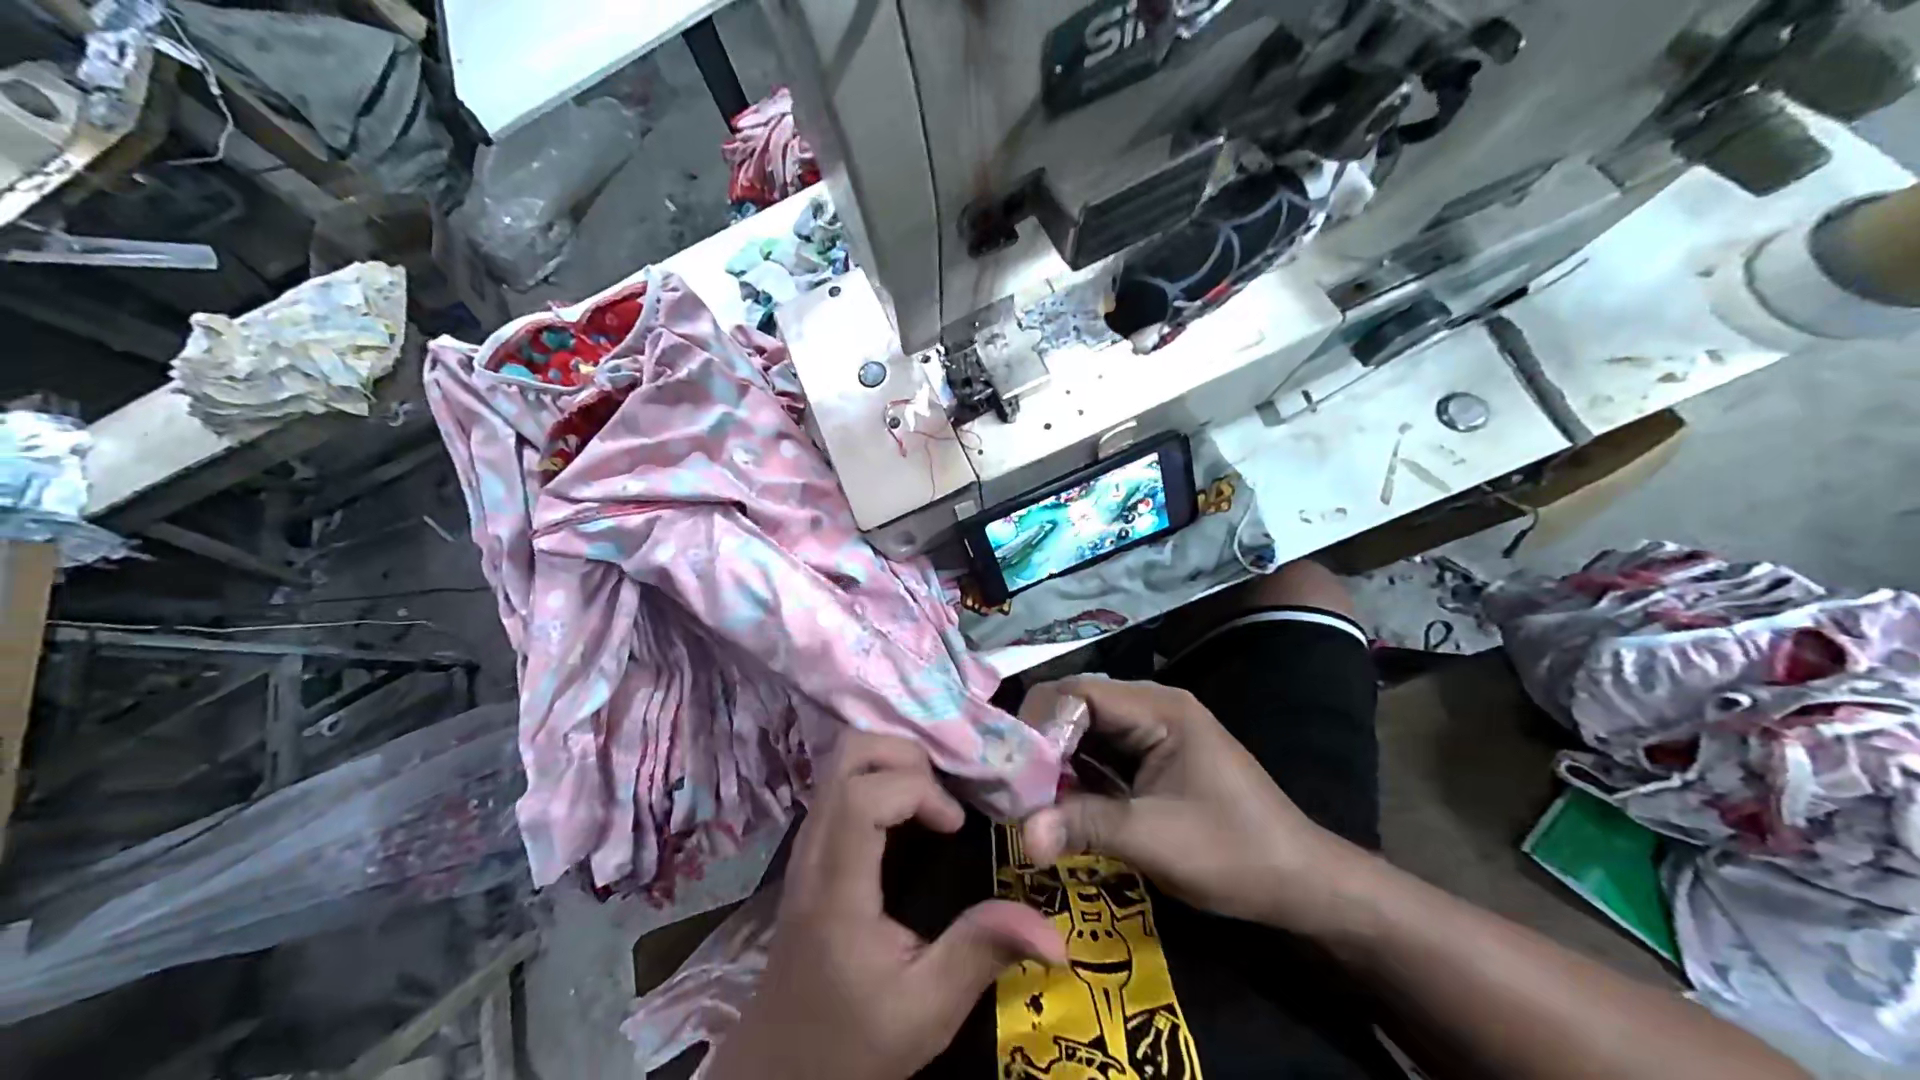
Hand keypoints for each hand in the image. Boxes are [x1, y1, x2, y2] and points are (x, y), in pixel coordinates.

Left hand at [706, 733, 1065, 1079]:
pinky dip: (881, 777)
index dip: (918, 789)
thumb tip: (1056, 933)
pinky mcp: (811, 850)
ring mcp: (806, 845)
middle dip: (906, 756)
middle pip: (847, 755)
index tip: (955, 825)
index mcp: (836, 887)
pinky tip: (912, 815)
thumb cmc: (851, 1042)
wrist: (781, 1067)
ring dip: (894, 763)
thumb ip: (981, 954)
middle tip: (945, 800)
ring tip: (935, 804)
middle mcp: (813, 850)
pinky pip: (841, 784)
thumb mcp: (926, 1011)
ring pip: (841, 762)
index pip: (861, 795)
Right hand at [1021, 676, 1367, 930]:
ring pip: (1083, 733)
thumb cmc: (1234, 852)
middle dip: (1040, 741)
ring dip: (1052, 760)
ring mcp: (1150, 735)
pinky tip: (1048, 799)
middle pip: (1076, 707)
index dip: (1039, 722)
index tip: (1010, 765)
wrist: (1300, 883)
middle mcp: (1151, 709)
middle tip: (1006, 779)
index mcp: (1159, 708)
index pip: (1079, 693)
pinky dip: (1072, 776)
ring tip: (1017, 790)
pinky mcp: (1148, 762)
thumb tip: (1021, 835)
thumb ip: (1085, 825)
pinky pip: (1098, 757)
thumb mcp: (1155, 839)